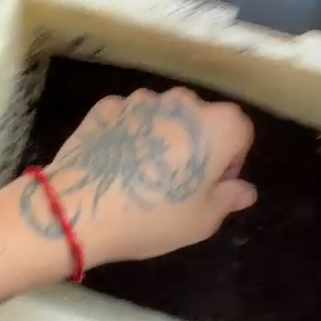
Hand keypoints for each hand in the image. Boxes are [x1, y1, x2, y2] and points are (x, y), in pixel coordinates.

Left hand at [21, 87, 256, 264]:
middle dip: (197, 146)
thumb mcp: (202, 221)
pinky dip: (128, 136)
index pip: (241, 133)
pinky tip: (115, 166)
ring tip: (141, 175)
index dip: (232, 161)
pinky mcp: (105, 107)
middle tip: (177, 184)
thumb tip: (244, 189)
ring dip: (162, 138)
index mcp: (218, 125)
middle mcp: (182, 102)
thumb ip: (229, 198)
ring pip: (163, 116)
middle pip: (201, 119)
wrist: (76, 210)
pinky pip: (128, 119)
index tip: (212, 187)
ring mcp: (140, 100)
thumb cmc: (151, 218)